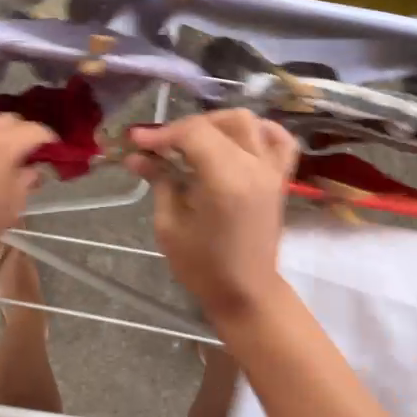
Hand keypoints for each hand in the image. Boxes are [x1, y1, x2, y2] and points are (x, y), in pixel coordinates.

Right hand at [125, 110, 297, 323]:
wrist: (246, 294)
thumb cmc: (202, 267)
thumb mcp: (170, 225)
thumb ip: (159, 182)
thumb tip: (136, 156)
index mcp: (225, 181)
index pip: (193, 133)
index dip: (162, 133)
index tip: (136, 140)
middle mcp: (253, 168)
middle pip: (220, 123)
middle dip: (186, 127)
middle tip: (162, 146)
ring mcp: (271, 171)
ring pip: (248, 122)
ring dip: (217, 123)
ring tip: (195, 140)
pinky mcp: (280, 179)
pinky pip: (280, 141)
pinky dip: (261, 131)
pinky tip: (240, 139)